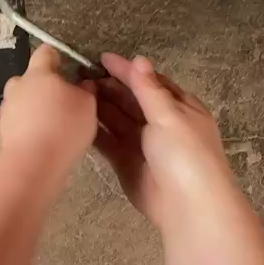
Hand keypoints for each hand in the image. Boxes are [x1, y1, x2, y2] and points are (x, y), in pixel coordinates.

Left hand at [0, 45, 98, 173]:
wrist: (32, 163)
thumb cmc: (63, 127)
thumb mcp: (87, 106)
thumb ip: (86, 90)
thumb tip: (83, 84)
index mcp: (38, 73)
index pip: (44, 53)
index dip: (56, 56)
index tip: (64, 64)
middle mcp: (17, 87)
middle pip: (30, 78)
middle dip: (44, 85)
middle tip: (61, 100)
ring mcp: (7, 109)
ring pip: (23, 101)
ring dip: (35, 107)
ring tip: (53, 123)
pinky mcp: (3, 130)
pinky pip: (19, 121)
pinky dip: (29, 125)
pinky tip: (43, 138)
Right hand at [94, 53, 242, 233]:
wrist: (187, 205)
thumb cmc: (185, 154)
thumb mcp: (169, 115)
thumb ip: (149, 89)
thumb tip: (140, 59)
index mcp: (179, 107)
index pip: (149, 82)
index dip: (127, 71)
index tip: (101, 59)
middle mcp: (161, 123)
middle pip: (131, 100)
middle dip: (109, 88)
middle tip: (81, 77)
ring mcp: (142, 144)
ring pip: (117, 120)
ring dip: (99, 108)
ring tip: (76, 94)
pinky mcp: (127, 163)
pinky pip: (108, 143)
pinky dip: (95, 132)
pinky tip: (78, 120)